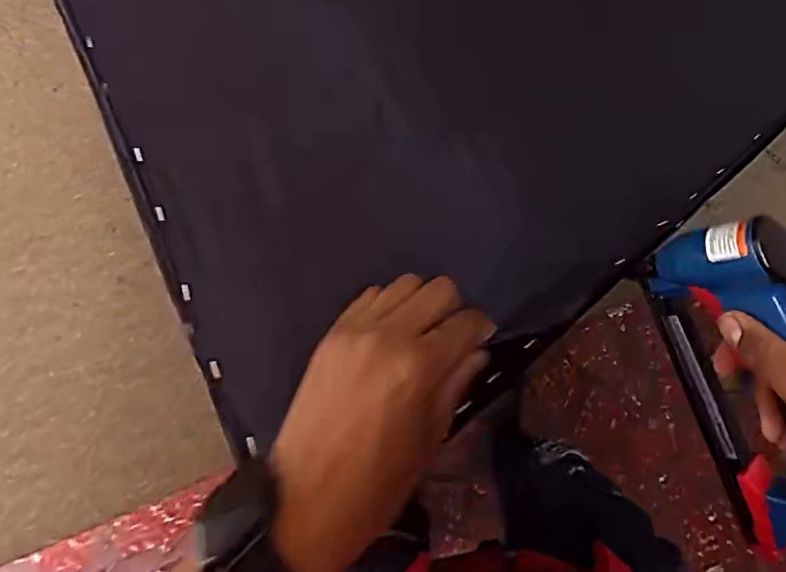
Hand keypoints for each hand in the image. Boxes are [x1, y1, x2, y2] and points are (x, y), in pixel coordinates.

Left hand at [267, 275, 492, 571]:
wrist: (303, 503)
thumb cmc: (377, 482)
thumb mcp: (430, 439)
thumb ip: (456, 383)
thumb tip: (476, 351)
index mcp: (418, 366)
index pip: (466, 321)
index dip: (481, 327)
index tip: (482, 336)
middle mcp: (389, 336)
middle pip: (440, 288)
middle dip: (454, 309)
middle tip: (451, 335)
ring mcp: (356, 330)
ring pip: (406, 283)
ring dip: (420, 302)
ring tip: (418, 332)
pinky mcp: (332, 333)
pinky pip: (371, 294)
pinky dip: (388, 306)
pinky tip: (388, 333)